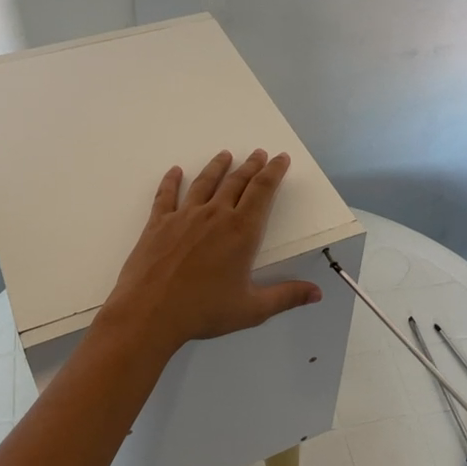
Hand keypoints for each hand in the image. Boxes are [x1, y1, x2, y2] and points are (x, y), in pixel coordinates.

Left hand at [98, 149, 322, 352]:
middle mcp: (215, 216)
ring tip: (225, 155)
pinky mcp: (158, 224)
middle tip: (259, 153)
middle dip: (251, 166)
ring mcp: (184, 216)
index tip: (280, 159)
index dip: (273, 172)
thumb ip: (286, 297)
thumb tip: (316, 293)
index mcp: (241, 232)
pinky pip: (166, 195)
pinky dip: (171, 181)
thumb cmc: (204, 311)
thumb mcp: (252, 309)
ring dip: (217, 167)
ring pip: (204, 183)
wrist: (150, 312)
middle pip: (236, 182)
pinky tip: (174, 172)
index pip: (262, 192)